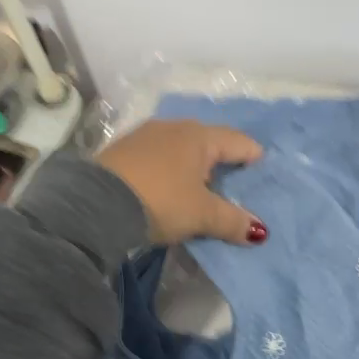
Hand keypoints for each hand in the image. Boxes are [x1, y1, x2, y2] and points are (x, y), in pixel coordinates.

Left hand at [95, 120, 266, 245]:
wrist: (95, 205)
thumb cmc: (160, 201)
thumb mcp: (201, 215)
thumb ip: (233, 221)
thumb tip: (260, 231)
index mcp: (199, 136)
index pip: (239, 142)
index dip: (254, 158)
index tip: (263, 175)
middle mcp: (173, 127)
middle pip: (209, 143)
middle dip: (223, 164)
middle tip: (233, 189)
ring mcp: (144, 136)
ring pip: (181, 150)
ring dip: (194, 169)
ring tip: (200, 193)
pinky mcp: (122, 151)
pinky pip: (159, 158)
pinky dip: (170, 172)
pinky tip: (168, 191)